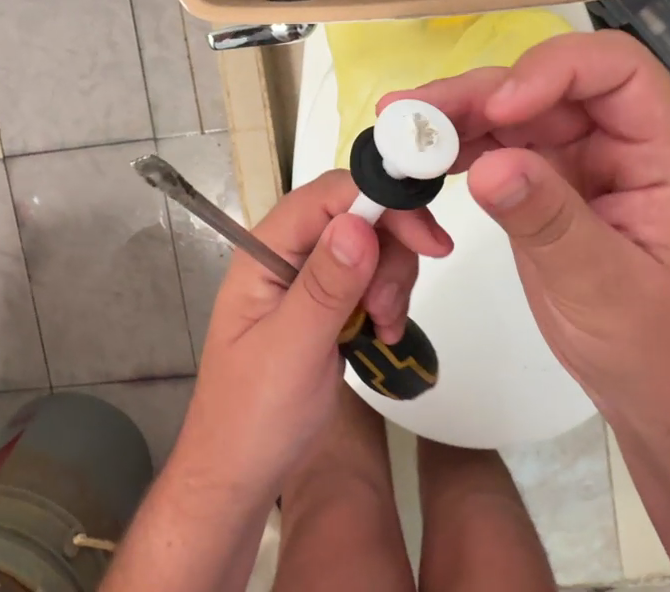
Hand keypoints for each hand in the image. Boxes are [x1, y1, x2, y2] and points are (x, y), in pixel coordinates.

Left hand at [170, 169, 450, 500]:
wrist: (241, 473)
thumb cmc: (253, 416)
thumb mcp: (292, 349)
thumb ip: (326, 286)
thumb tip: (359, 223)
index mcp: (264, 251)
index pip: (327, 196)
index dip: (380, 202)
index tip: (427, 239)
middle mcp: (285, 254)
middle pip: (356, 216)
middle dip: (389, 254)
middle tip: (388, 308)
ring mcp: (306, 279)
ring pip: (370, 246)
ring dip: (390, 283)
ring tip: (381, 330)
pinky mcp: (326, 304)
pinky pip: (370, 278)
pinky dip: (387, 301)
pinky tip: (381, 335)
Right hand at [389, 30, 669, 421]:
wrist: (649, 390)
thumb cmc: (653, 346)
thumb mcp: (604, 287)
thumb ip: (550, 222)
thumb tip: (489, 167)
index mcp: (663, 154)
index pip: (618, 71)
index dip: (556, 70)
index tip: (499, 108)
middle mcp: (619, 141)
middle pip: (548, 85)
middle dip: (481, 93)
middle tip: (411, 113)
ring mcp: (578, 159)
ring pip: (513, 111)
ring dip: (455, 114)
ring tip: (396, 126)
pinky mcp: (543, 181)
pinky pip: (495, 146)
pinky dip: (455, 147)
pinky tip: (416, 157)